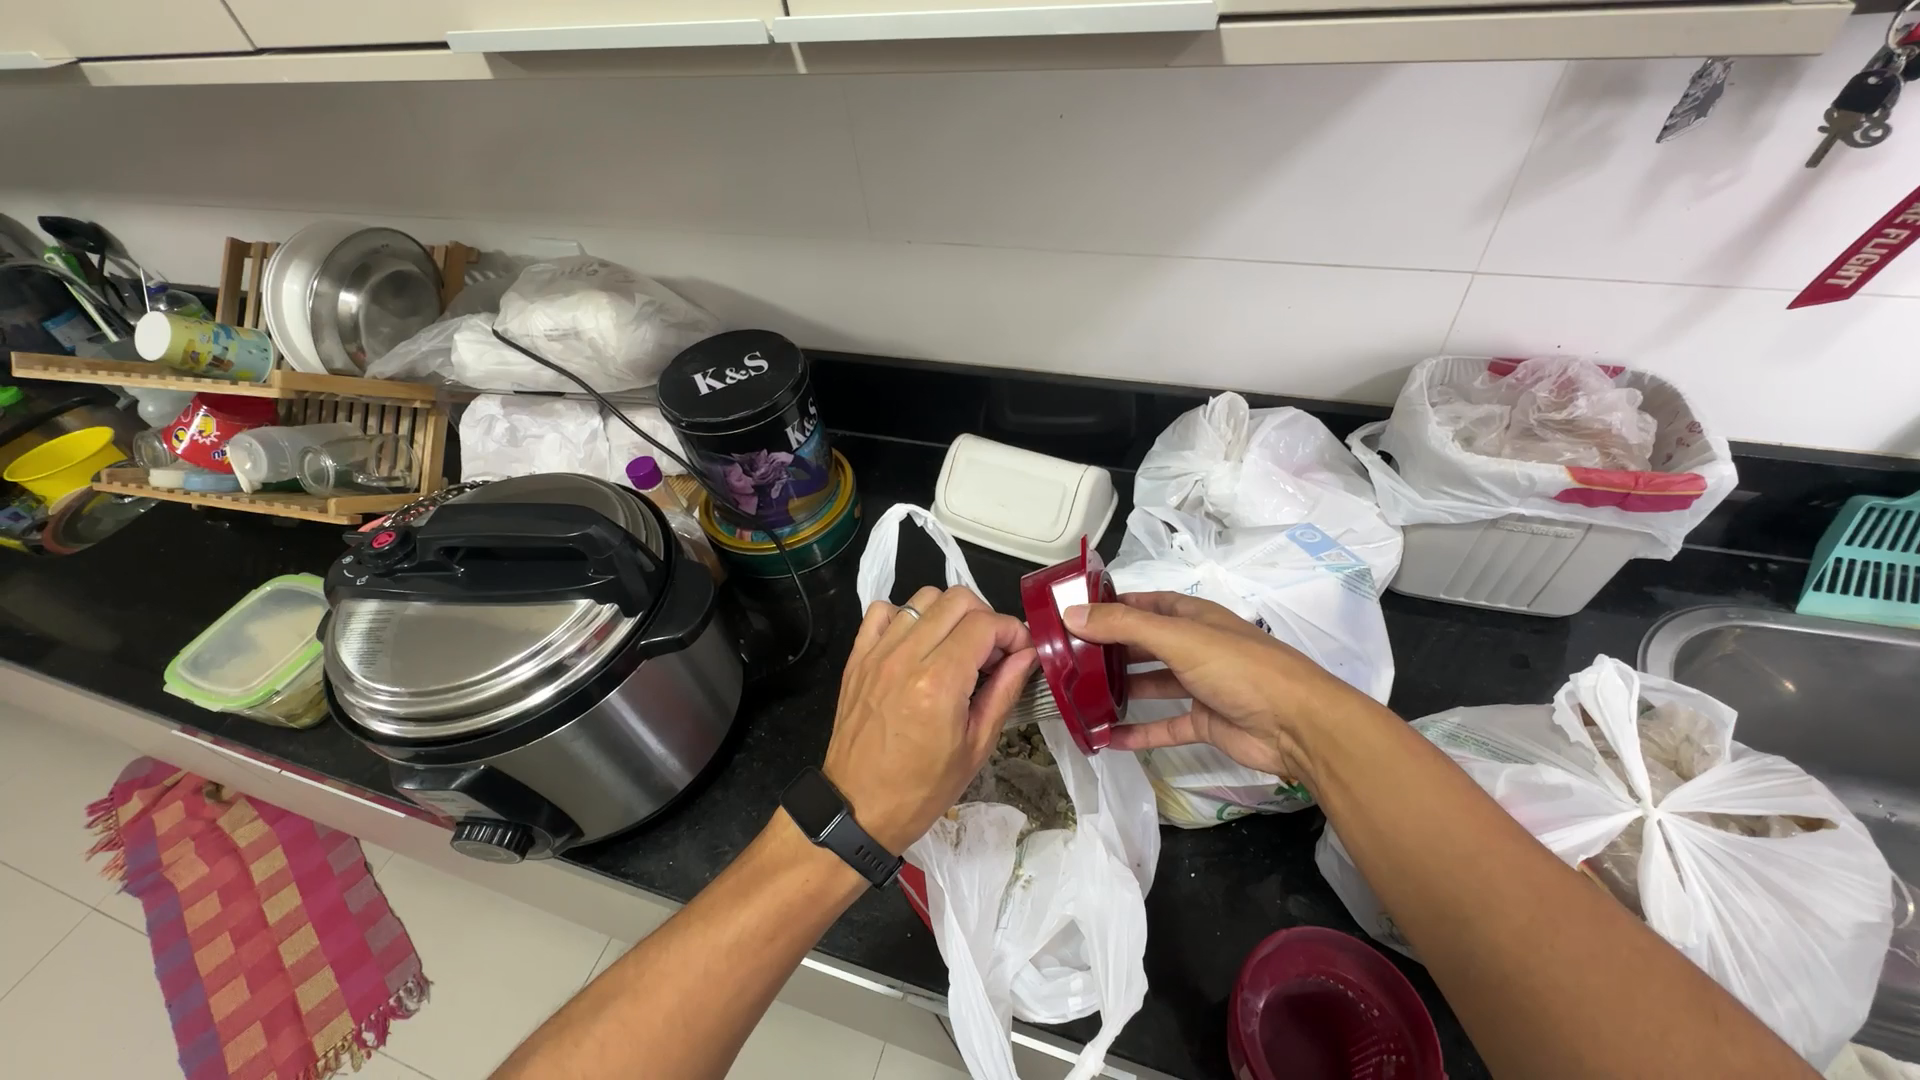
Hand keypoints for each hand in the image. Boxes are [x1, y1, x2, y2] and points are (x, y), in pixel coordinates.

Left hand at [822, 585, 1036, 853]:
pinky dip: (906, 616)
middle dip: (985, 617)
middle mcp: (906, 657)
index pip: (985, 624)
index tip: (1020, 651)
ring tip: (957, 646)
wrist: (858, 808)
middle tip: (992, 651)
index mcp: (939, 682)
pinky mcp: (857, 657)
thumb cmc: (922, 788)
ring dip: (949, 614)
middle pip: (956, 599)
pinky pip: (882, 611)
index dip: (1012, 631)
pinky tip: (918, 643)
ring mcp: (877, 653)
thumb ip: (1004, 692)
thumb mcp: (976, 747)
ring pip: (923, 598)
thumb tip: (1027, 655)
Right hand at [1063, 591, 1389, 782]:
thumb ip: (1123, 627)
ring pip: (1151, 684)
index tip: (1072, 612)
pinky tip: (1107, 738)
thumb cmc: (1238, 667)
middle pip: (1144, 644)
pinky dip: (1138, 732)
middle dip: (1108, 649)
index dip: (1111, 605)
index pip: (1144, 603)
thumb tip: (1071, 614)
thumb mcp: (1177, 638)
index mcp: (1193, 618)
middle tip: (1066, 657)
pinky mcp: (1204, 722)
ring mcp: (1200, 686)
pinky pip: (1164, 725)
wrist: (1297, 724)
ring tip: (1078, 695)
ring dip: (1120, 689)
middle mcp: (1194, 647)